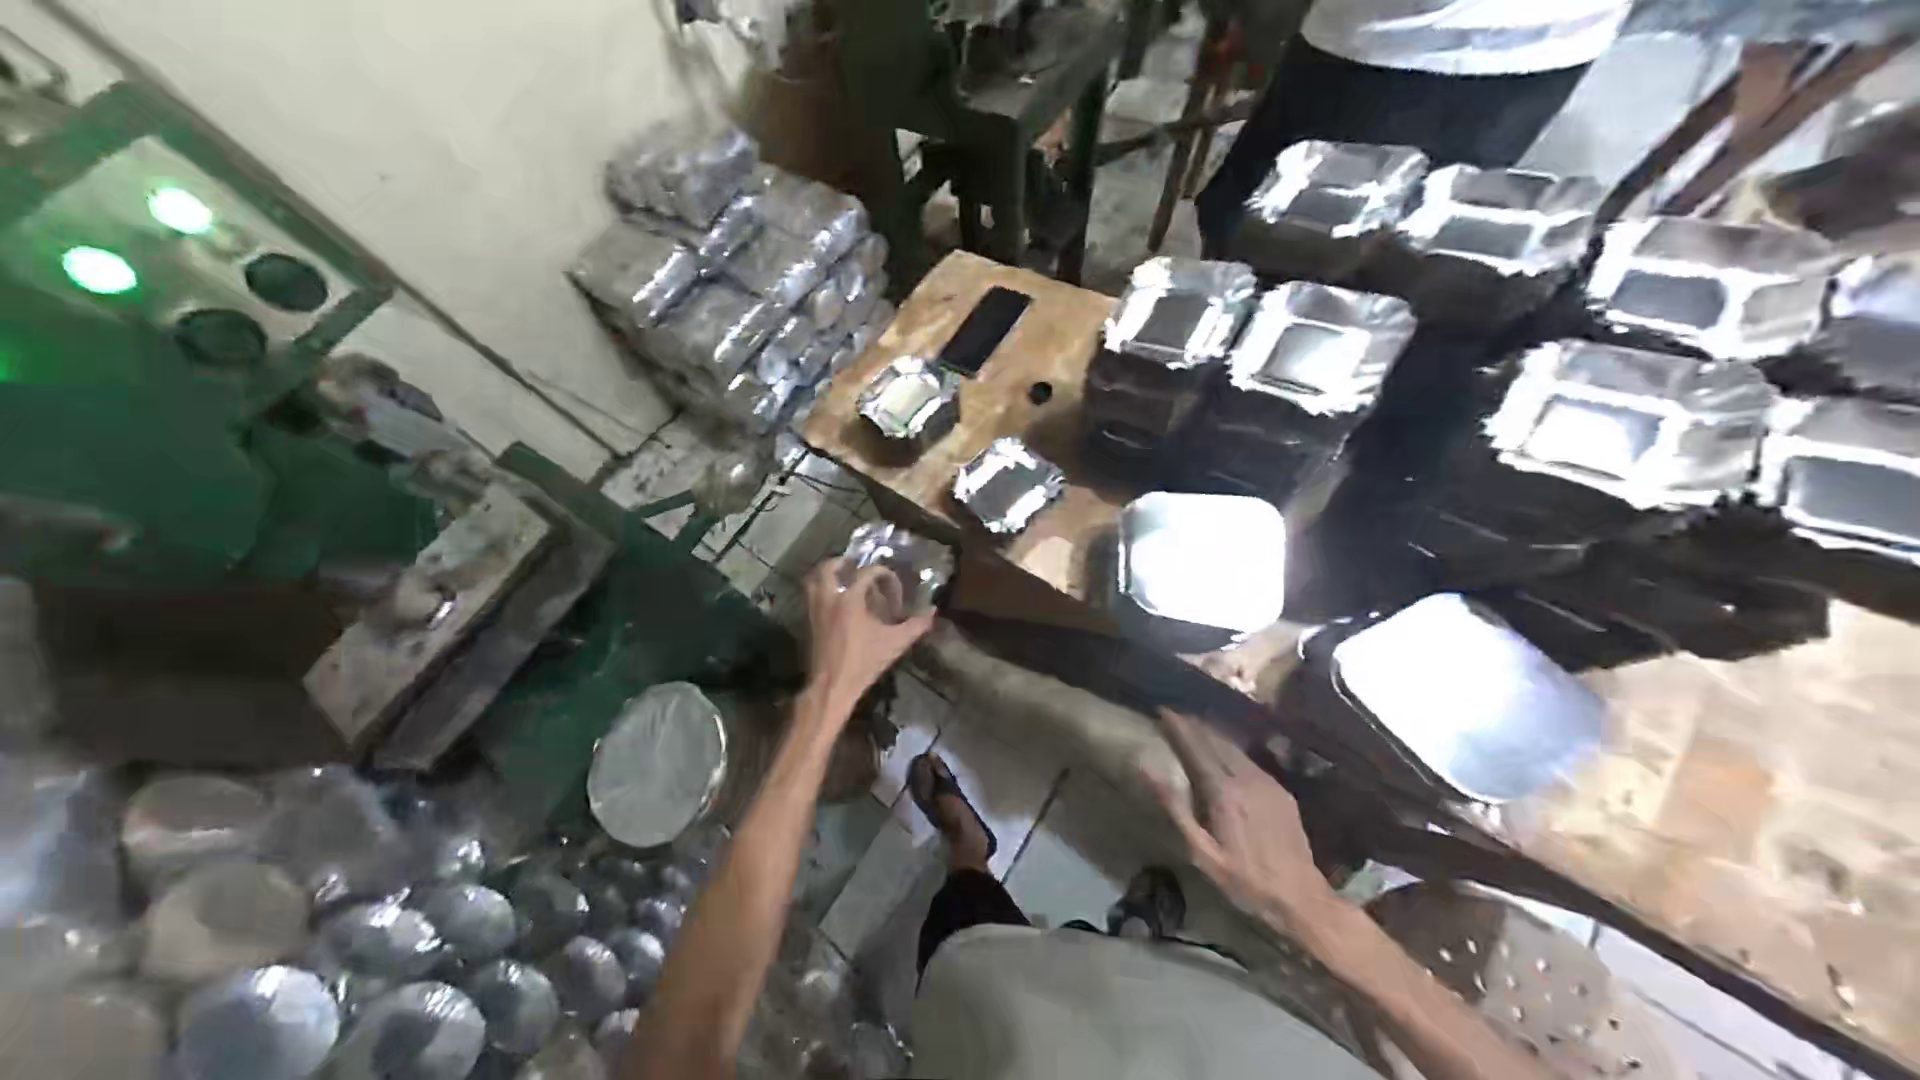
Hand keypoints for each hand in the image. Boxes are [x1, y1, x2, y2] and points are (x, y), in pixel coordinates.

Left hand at [802, 561, 934, 712]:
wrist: (831, 686)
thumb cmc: (863, 663)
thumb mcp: (894, 644)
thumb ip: (916, 626)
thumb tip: (933, 612)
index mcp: (850, 600)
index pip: (867, 573)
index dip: (882, 574)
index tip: (892, 585)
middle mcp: (829, 599)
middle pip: (828, 568)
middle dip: (841, 562)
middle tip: (853, 565)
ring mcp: (814, 610)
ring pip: (812, 581)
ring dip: (825, 574)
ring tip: (839, 578)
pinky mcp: (807, 623)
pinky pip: (809, 596)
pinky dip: (819, 590)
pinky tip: (832, 600)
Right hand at [1145, 709, 1339, 933]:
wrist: (1301, 899)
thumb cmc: (1243, 880)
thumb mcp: (1201, 852)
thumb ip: (1174, 808)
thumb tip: (1147, 769)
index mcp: (1223, 792)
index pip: (1196, 748)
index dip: (1178, 727)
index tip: (1162, 711)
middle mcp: (1247, 779)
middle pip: (1216, 741)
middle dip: (1194, 725)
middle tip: (1175, 715)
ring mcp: (1267, 783)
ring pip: (1235, 748)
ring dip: (1212, 734)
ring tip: (1195, 727)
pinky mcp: (1280, 792)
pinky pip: (1249, 761)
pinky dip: (1231, 750)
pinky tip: (1225, 753)